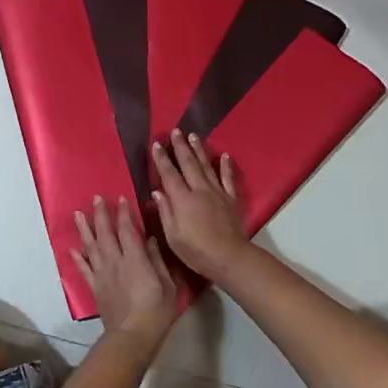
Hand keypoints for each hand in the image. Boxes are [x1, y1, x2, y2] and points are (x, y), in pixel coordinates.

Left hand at [73, 195, 177, 342]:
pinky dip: (77, 258)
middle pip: (105, 233)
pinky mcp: (94, 287)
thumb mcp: (167, 284)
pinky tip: (72, 249)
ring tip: (78, 214)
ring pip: (90, 247)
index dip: (124, 213)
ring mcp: (102, 274)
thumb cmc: (156, 311)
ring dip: (84, 229)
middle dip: (100, 214)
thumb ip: (157, 260)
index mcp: (135, 259)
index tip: (121, 199)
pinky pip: (83, 269)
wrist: (132, 336)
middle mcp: (115, 262)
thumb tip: (150, 240)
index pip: (127, 230)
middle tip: (96, 198)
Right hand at [152, 131, 250, 280]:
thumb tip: (157, 192)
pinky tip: (225, 156)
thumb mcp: (173, 236)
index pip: (169, 175)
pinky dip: (226, 166)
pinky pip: (228, 179)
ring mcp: (217, 193)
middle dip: (180, 147)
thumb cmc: (196, 251)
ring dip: (199, 150)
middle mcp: (199, 190)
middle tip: (175, 131)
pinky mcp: (231, 199)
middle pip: (188, 164)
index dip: (161, 160)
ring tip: (194, 136)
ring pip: (206, 166)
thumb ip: (165, 212)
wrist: (229, 257)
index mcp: (182, 200)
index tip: (156, 145)